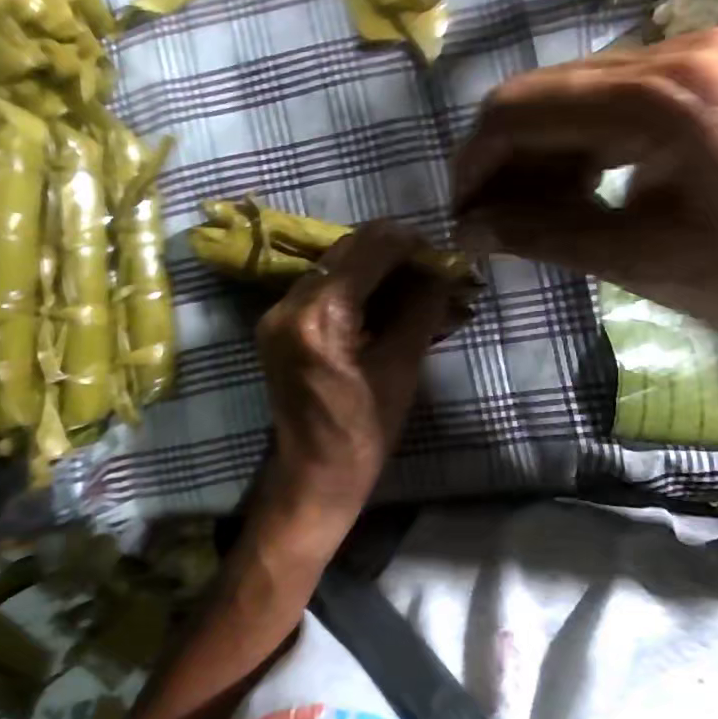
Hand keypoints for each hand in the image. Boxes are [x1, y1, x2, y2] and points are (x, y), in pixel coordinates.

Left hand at [254, 220, 456, 547]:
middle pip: (348, 250)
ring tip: (413, 291)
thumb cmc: (364, 432)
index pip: (370, 247)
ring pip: (333, 266)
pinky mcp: (276, 325)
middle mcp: (288, 303)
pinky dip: (353, 289)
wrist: (313, 473)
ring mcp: (276, 313)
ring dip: (374, 271)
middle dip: (393, 255)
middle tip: (431, 274)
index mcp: (320, 315)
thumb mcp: (402, 367)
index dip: (411, 245)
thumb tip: (440, 269)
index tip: (441, 259)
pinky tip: (383, 306)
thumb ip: (421, 306)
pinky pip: (319, 289)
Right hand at [452, 27, 717, 356]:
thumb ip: (541, 234)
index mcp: (661, 95)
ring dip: (543, 156)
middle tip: (493, 225)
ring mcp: (706, 56)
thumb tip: (468, 230)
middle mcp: (681, 51)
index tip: (460, 217)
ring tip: (535, 217)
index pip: (522, 108)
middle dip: (505, 161)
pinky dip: (586, 146)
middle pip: (547, 95)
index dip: (475, 163)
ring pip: (580, 96)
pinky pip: (621, 100)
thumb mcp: (638, 258)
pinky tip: (584, 192)